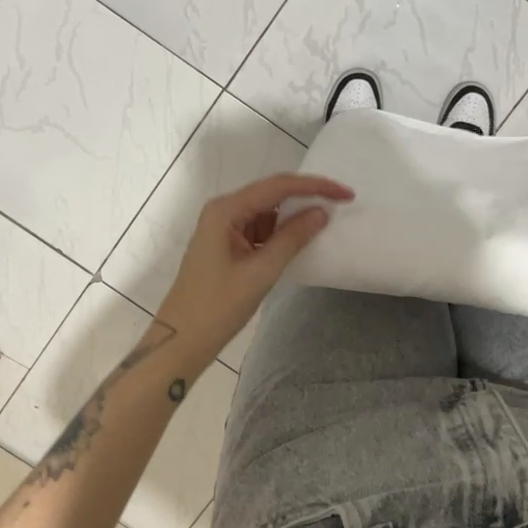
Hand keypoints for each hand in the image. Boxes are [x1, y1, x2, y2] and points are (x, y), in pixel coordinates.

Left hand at [154, 173, 353, 367]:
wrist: (181, 341)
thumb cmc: (217, 307)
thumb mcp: (260, 272)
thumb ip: (292, 238)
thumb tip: (322, 212)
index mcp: (226, 210)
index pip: (278, 186)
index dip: (315, 186)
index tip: (346, 193)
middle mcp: (224, 211)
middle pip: (272, 194)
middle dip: (307, 197)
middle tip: (342, 202)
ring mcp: (224, 228)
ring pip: (268, 212)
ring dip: (294, 217)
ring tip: (327, 222)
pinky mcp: (228, 245)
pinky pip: (261, 230)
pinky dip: (281, 234)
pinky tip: (302, 240)